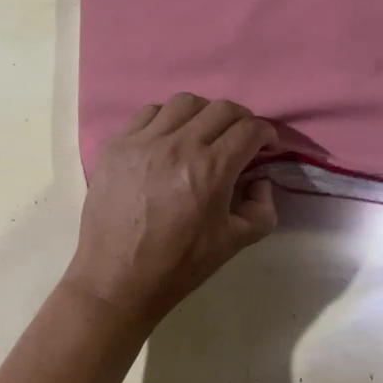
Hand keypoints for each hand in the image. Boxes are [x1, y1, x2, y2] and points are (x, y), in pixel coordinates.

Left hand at [63, 94, 279, 325]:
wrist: (117, 280)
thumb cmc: (179, 265)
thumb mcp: (235, 242)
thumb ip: (262, 208)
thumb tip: (260, 179)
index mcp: (211, 169)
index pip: (249, 129)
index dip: (265, 133)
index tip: (265, 145)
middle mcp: (179, 145)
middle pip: (222, 109)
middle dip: (241, 120)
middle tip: (240, 139)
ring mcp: (144, 141)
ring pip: (184, 103)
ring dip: (203, 114)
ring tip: (202, 133)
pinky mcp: (117, 145)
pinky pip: (148, 113)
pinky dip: (167, 119)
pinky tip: (168, 139)